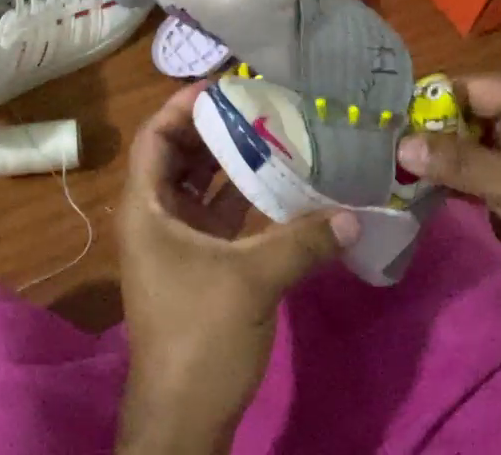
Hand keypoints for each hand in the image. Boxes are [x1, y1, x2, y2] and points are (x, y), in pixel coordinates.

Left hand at [116, 83, 359, 452]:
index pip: (156, 137)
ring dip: (233, 164)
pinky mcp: (196, 266)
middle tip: (260, 104)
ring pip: (200, 187)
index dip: (183, 106)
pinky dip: (243, 200)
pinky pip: (217, 217)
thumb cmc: (200, 334)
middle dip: (216, 130)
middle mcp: (153, 216)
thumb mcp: (252, 280)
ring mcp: (174, 242)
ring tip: (276, 135)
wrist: (183, 414)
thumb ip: (302, 241)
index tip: (224, 85)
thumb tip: (355, 215)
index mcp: (145, 207)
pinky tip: (280, 187)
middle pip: (179, 156)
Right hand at [396, 76, 500, 346]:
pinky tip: (410, 191)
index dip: (426, 99)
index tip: (379, 115)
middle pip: (464, 117)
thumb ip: (462, 163)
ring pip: (467, 151)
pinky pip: (476, 181)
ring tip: (378, 166)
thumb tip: (400, 143)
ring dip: (433, 161)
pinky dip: (449, 185)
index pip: (469, 87)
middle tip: (370, 144)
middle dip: (424, 131)